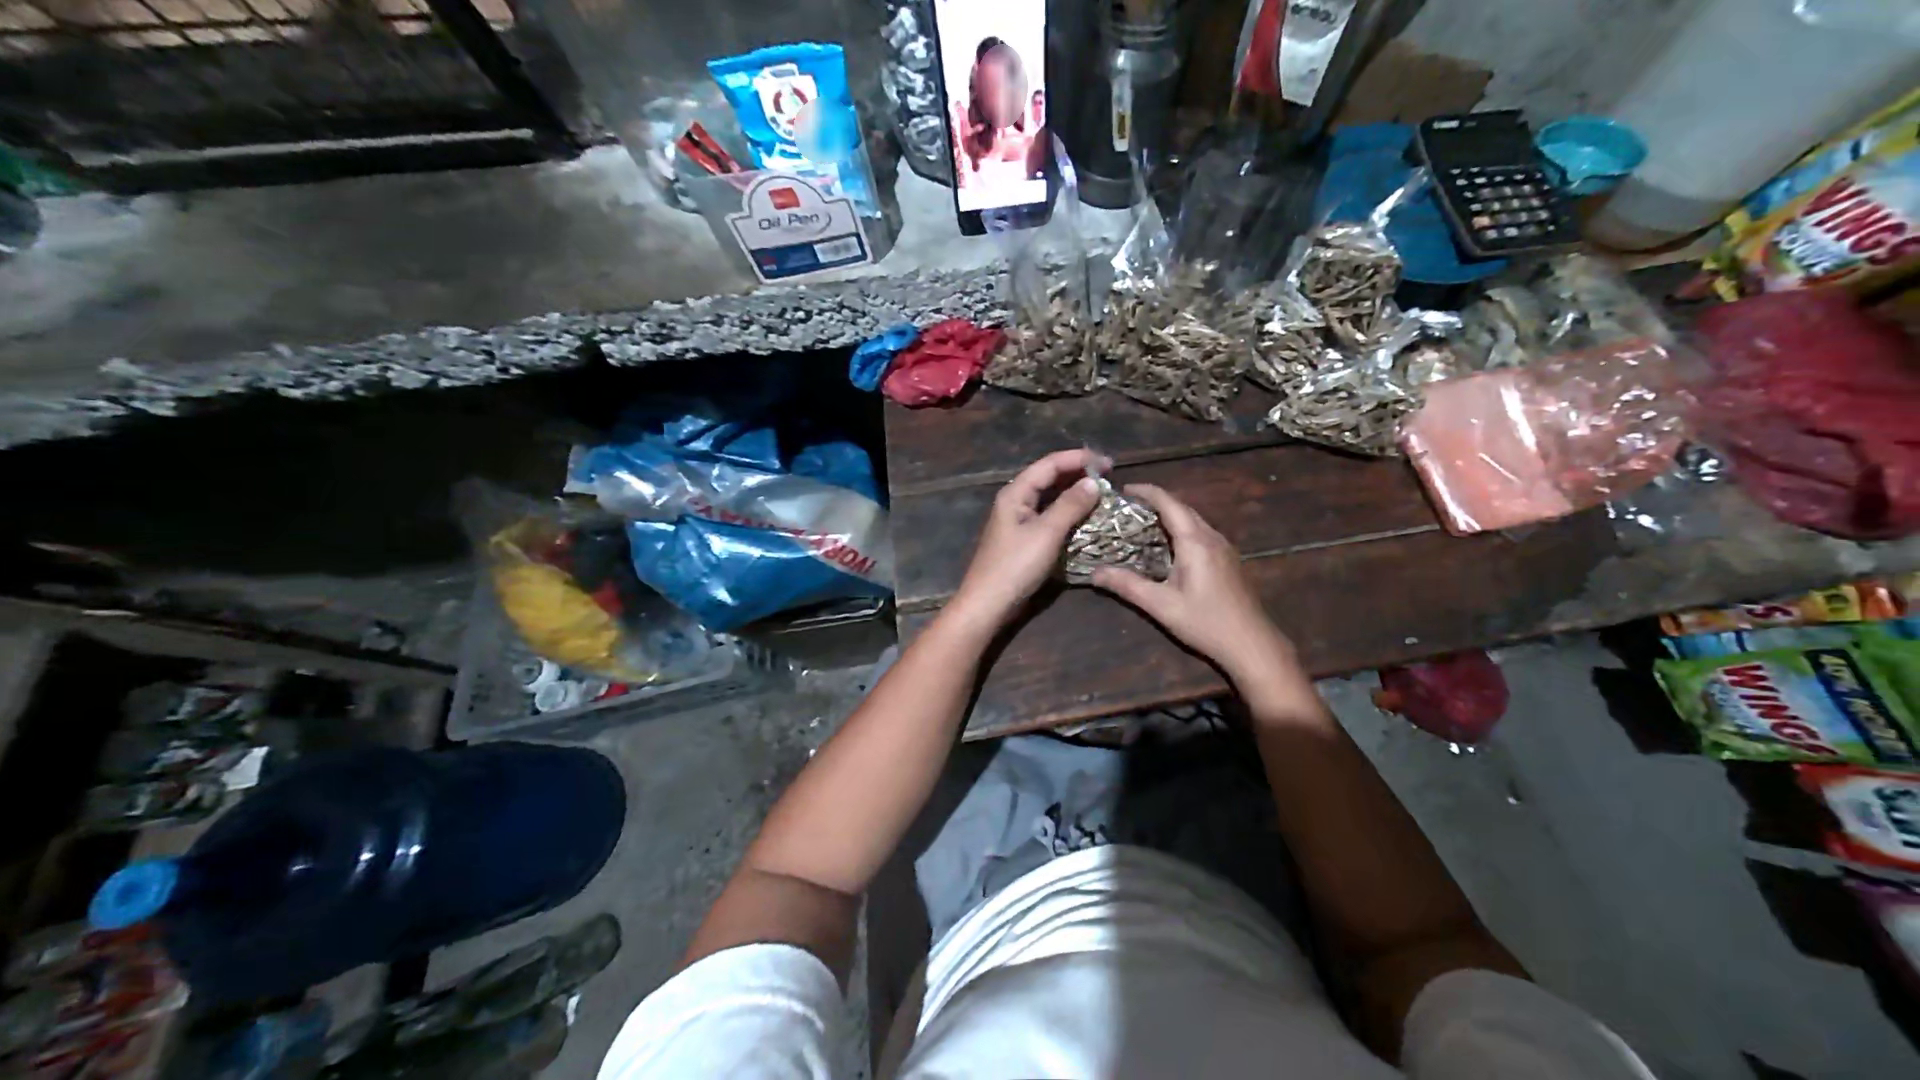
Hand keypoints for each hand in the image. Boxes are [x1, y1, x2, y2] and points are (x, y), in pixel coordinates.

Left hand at [949, 449, 1105, 628]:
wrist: (989, 603)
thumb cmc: (1015, 566)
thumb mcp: (1046, 533)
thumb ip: (1070, 505)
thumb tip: (1093, 482)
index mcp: (1015, 493)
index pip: (1049, 464)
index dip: (1079, 459)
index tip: (1109, 463)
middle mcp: (1015, 501)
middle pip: (1049, 478)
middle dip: (1078, 474)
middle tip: (1109, 476)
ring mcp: (1019, 520)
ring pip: (1050, 497)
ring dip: (1075, 493)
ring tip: (1102, 493)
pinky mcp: (1024, 538)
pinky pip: (1049, 516)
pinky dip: (1068, 512)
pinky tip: (1086, 516)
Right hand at [1090, 484, 1305, 698]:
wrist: (1252, 644)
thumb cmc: (1206, 622)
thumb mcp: (1160, 606)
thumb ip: (1127, 585)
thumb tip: (1094, 573)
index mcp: (1195, 542)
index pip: (1169, 502)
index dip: (1146, 491)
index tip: (1123, 490)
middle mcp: (1212, 537)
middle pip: (1182, 508)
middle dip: (1155, 502)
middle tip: (1126, 509)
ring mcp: (1224, 548)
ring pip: (1194, 520)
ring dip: (1170, 515)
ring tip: (1142, 523)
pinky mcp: (1229, 560)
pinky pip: (1201, 533)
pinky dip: (1181, 529)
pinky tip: (1168, 546)